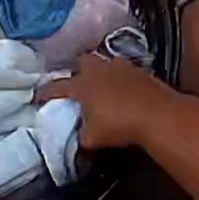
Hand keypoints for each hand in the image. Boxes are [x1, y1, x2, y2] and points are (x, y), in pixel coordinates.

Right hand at [37, 54, 179, 148]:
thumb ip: (80, 135)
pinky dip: (119, 78)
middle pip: (82, 61)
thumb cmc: (119, 125)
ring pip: (104, 62)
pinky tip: (122, 89)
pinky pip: (124, 70)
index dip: (45, 93)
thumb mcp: (92, 138)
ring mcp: (122, 68)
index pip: (56, 87)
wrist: (160, 116)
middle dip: (76, 69)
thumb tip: (79, 137)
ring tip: (100, 84)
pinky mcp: (141, 71)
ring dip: (100, 71)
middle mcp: (98, 71)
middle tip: (76, 83)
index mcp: (81, 85)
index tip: (38, 97)